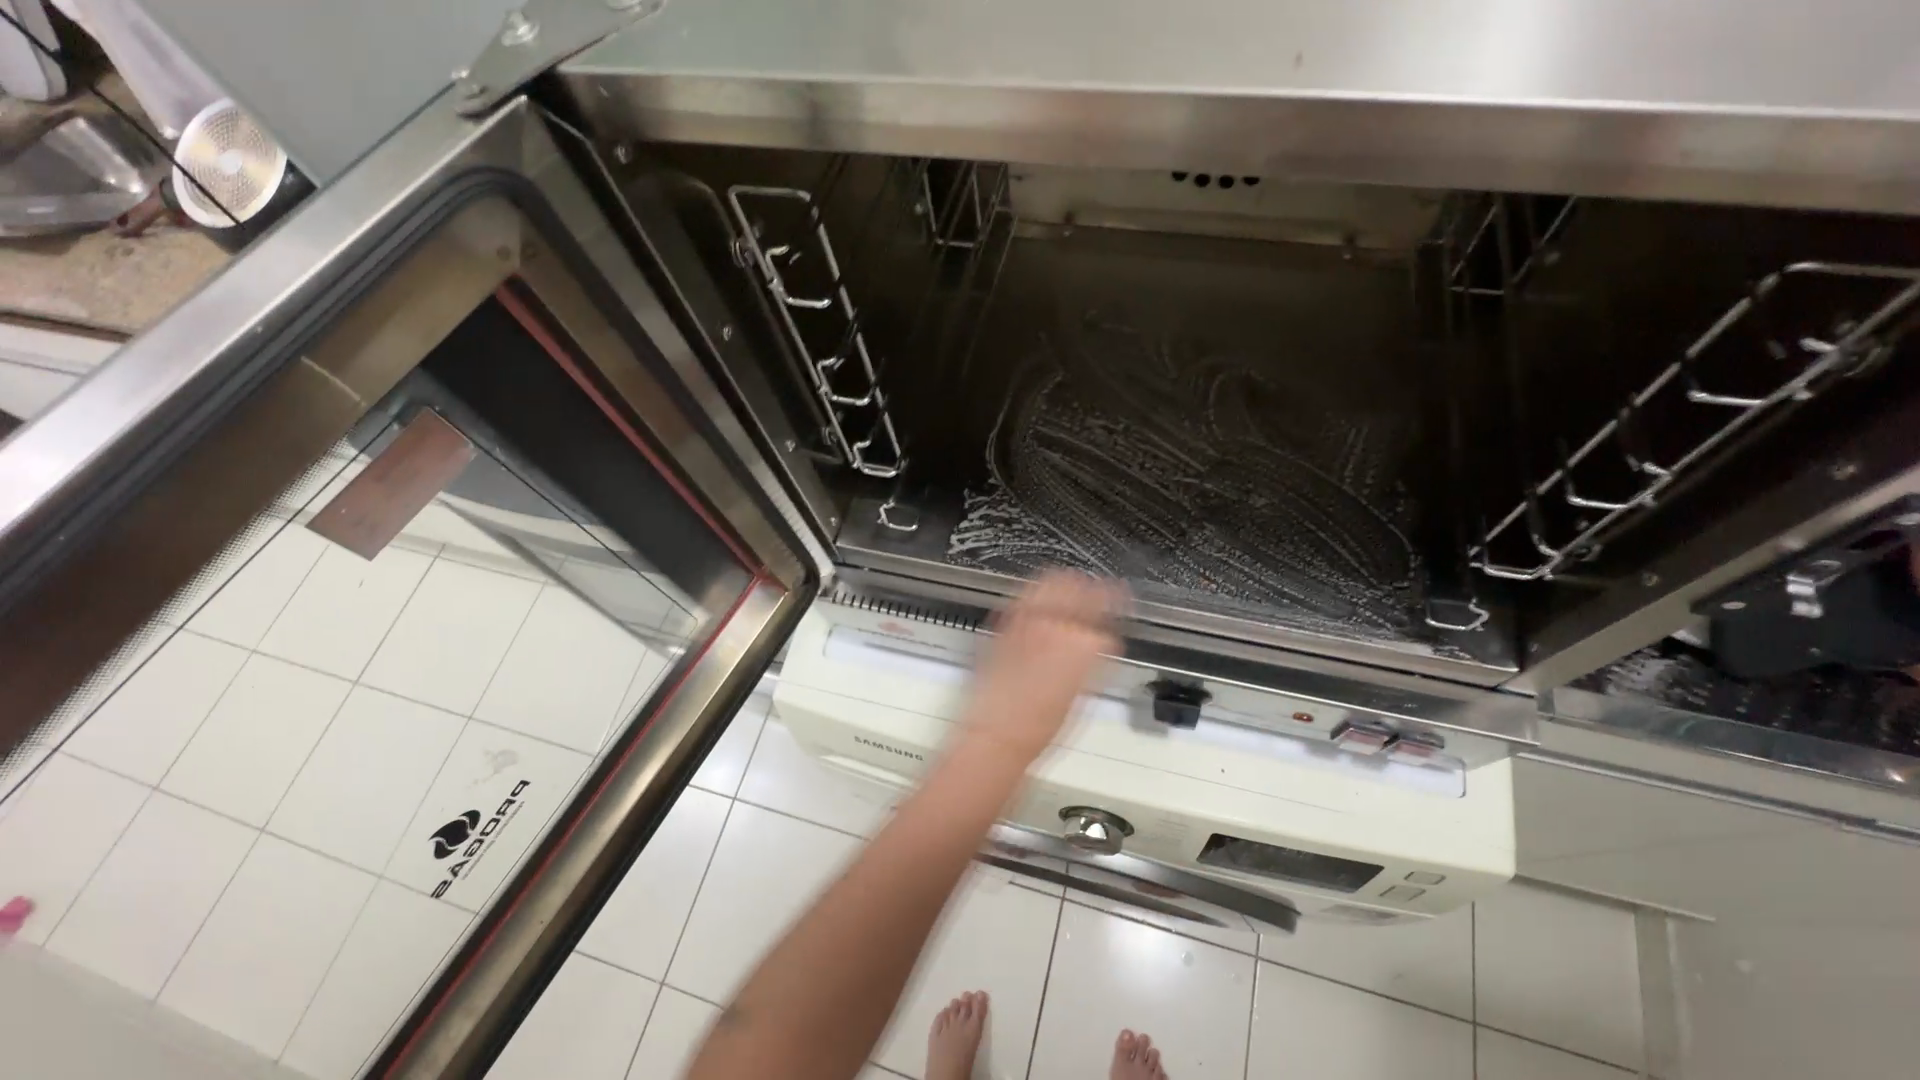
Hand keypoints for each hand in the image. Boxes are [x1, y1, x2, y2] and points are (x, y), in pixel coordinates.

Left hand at [958, 571, 1124, 767]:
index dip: (1118, 605)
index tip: (1121, 600)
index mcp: (1085, 644)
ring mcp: (1027, 620)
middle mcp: (1056, 624)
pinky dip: (1035, 595)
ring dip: (1065, 583)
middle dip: (1091, 587)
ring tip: (1070, 584)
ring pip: (1051, 583)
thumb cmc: (1040, 726)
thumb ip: (1093, 659)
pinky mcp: (1003, 623)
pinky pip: (1023, 597)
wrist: (997, 731)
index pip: (1110, 608)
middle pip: (1080, 586)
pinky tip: (1038, 601)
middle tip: (1098, 589)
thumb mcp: (1084, 694)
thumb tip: (1099, 645)